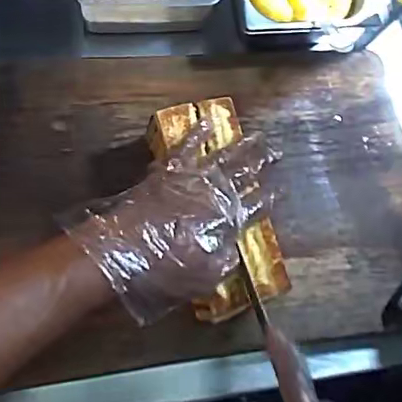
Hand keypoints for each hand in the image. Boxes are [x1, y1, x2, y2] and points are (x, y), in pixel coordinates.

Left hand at [60, 136, 275, 324]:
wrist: (122, 251)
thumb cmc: (161, 271)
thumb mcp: (200, 280)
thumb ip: (221, 264)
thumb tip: (232, 250)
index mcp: (223, 222)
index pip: (253, 208)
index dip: (266, 199)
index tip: (279, 189)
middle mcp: (212, 195)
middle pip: (241, 176)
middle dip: (260, 164)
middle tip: (276, 152)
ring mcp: (190, 179)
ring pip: (222, 157)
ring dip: (241, 147)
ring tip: (257, 136)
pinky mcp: (168, 170)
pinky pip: (187, 146)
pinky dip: (198, 133)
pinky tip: (208, 121)